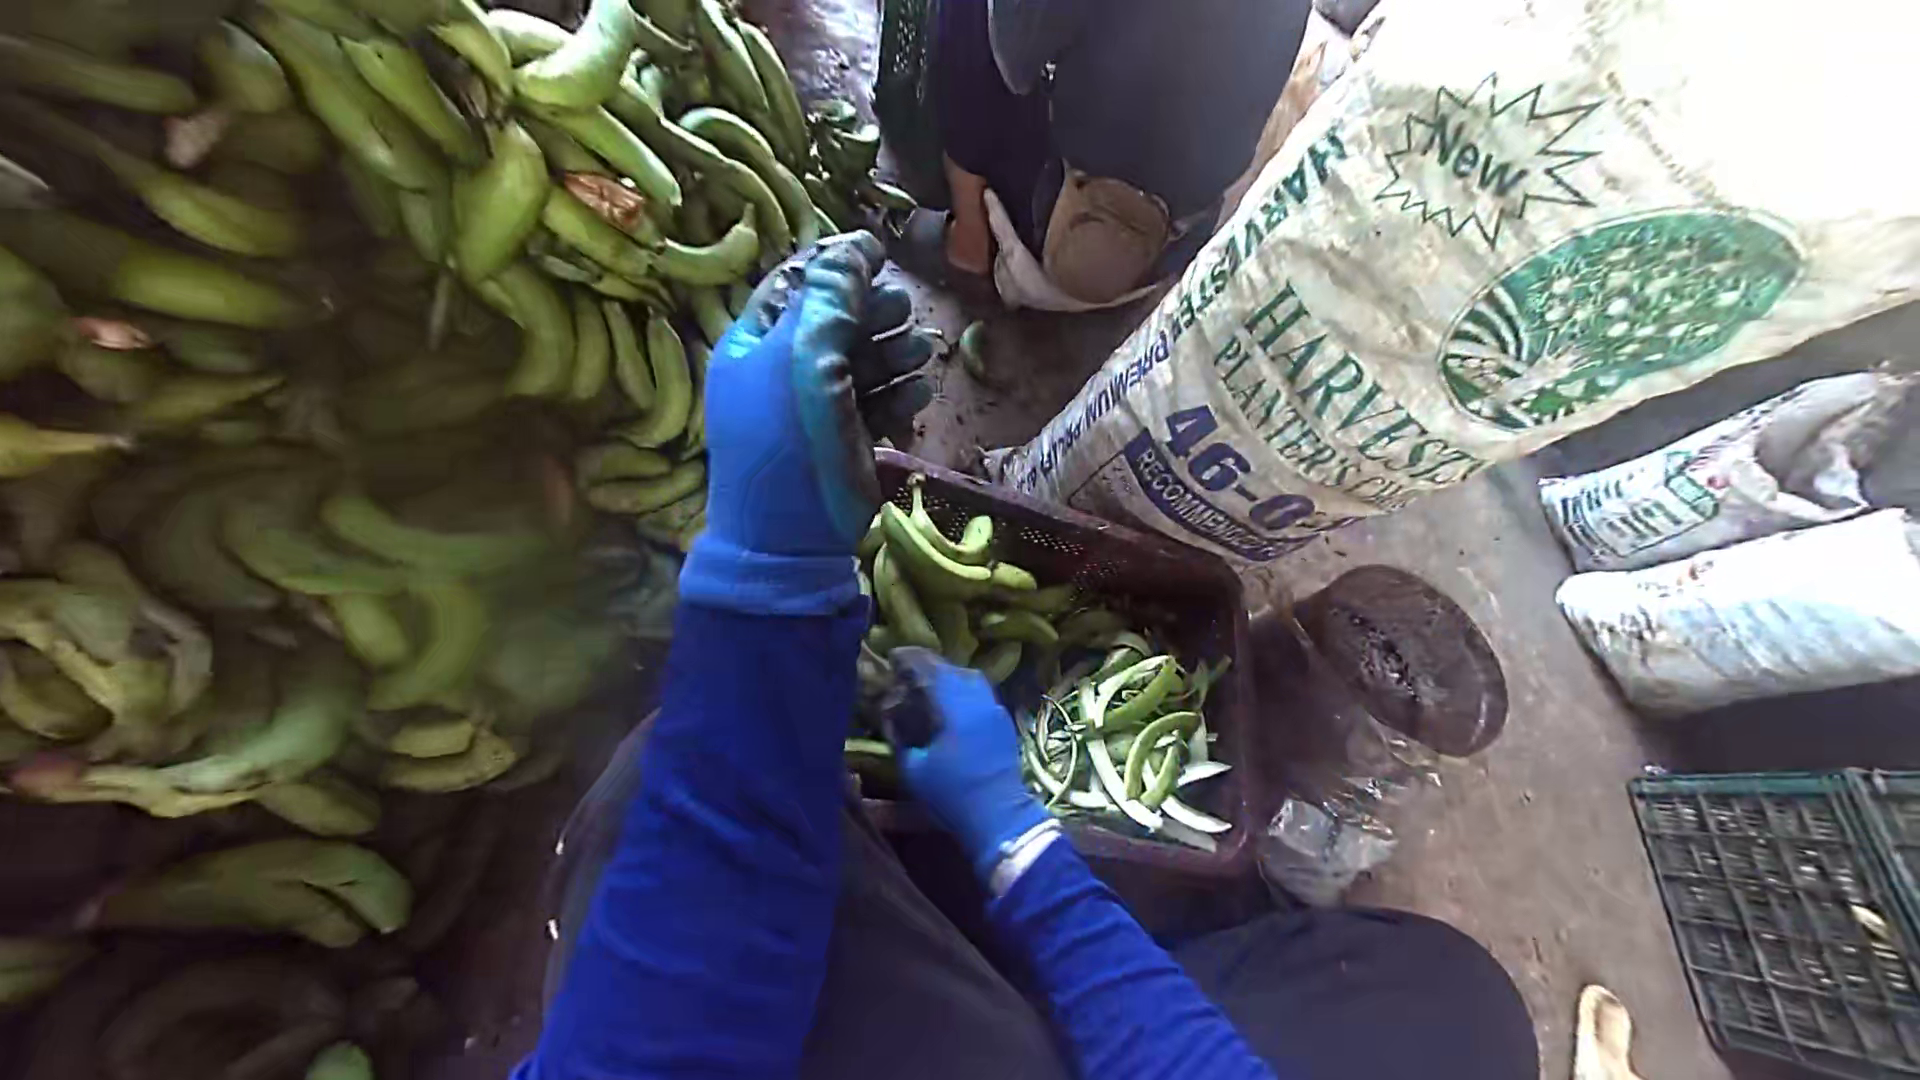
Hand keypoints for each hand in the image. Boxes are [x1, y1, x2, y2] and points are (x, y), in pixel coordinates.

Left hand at [683, 232, 933, 613]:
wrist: (792, 538)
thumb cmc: (789, 443)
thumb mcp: (802, 361)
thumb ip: (828, 301)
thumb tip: (855, 245)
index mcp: (757, 345)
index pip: (796, 286)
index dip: (836, 266)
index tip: (878, 252)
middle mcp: (785, 371)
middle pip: (836, 322)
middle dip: (871, 312)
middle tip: (903, 308)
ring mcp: (818, 408)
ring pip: (863, 363)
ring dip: (893, 352)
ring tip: (919, 350)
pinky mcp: (847, 439)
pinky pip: (877, 404)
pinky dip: (899, 395)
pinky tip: (918, 391)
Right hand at [889, 648, 1051, 875]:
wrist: (998, 815)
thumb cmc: (952, 795)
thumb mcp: (914, 769)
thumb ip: (899, 736)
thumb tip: (888, 713)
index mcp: (955, 710)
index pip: (932, 671)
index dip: (911, 660)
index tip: (893, 657)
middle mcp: (978, 701)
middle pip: (952, 669)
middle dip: (929, 664)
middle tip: (908, 667)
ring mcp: (995, 708)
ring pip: (970, 677)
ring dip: (948, 673)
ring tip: (930, 681)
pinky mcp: (1003, 718)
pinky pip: (981, 690)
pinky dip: (963, 686)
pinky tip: (951, 698)